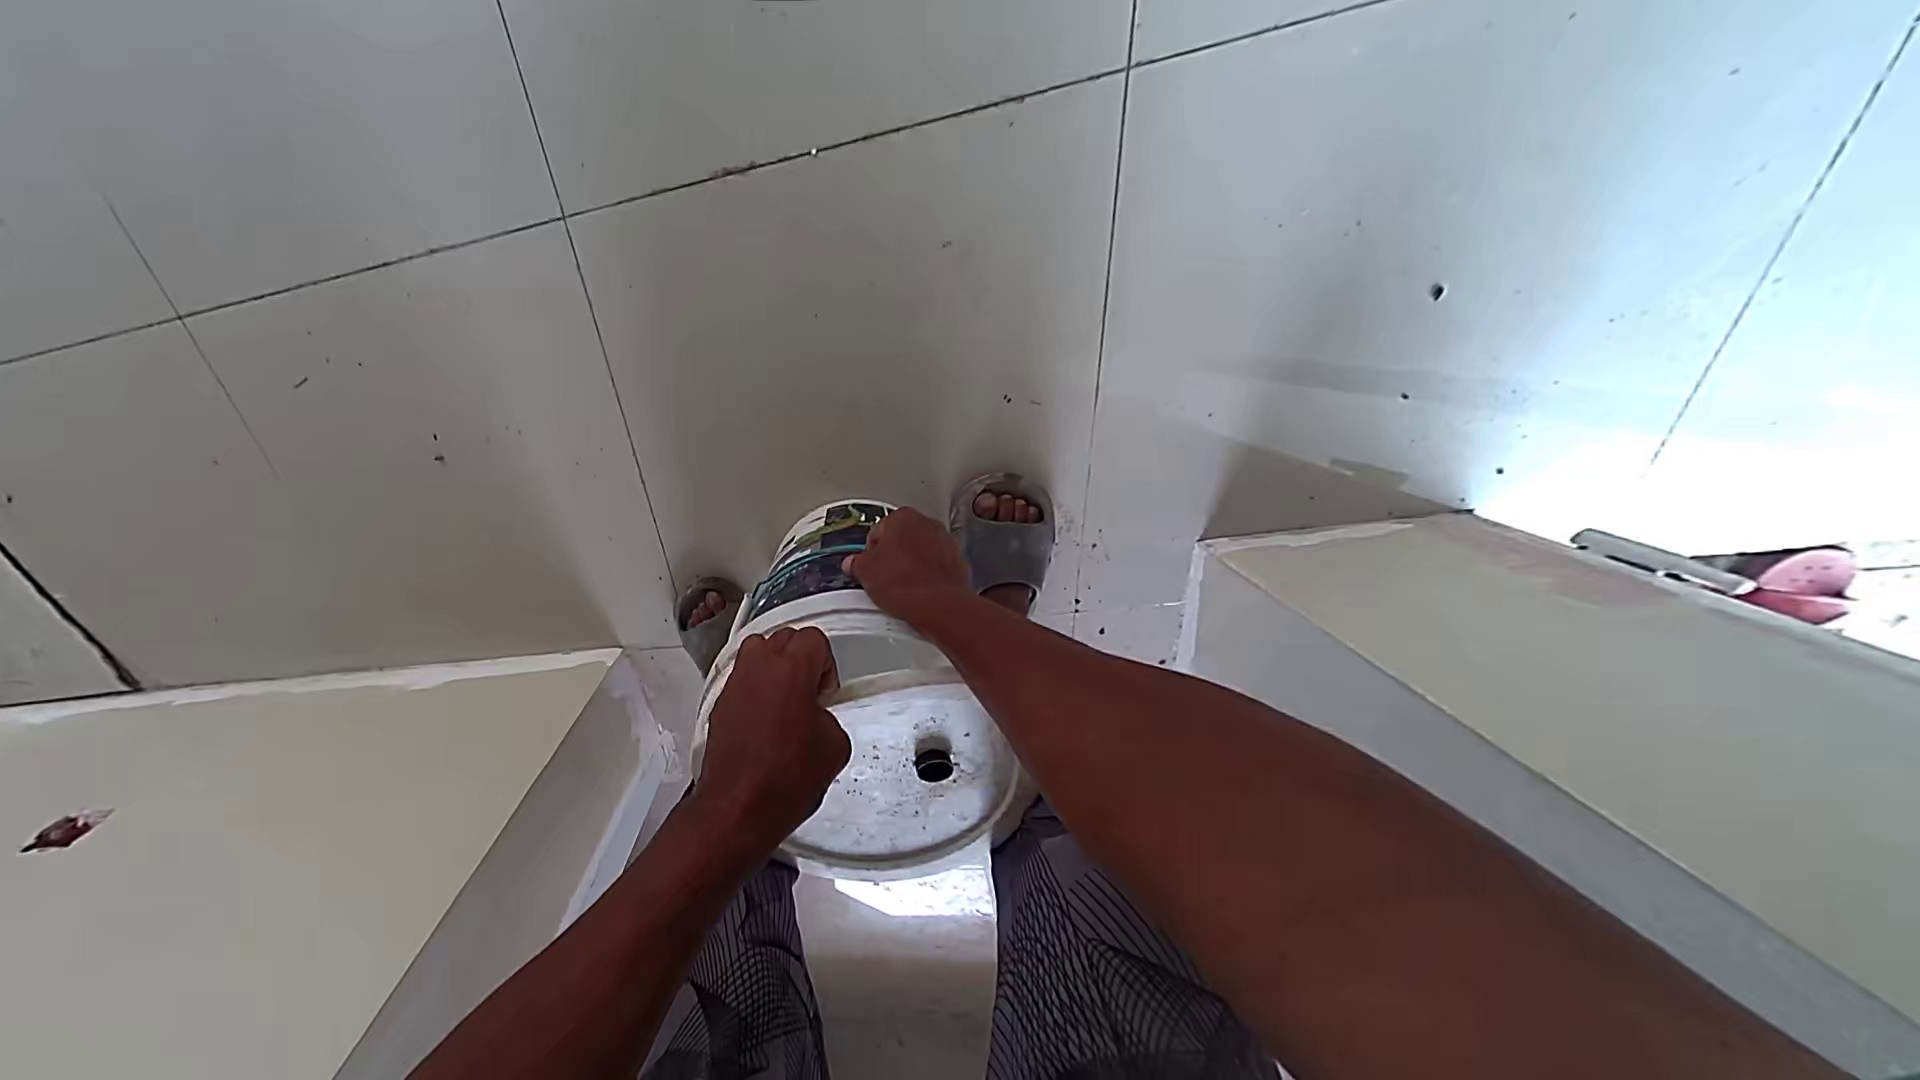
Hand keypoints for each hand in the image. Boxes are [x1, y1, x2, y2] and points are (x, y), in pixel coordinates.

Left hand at [694, 627, 850, 850]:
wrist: (737, 810)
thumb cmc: (782, 779)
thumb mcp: (834, 745)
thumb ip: (830, 716)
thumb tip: (819, 718)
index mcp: (791, 669)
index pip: (814, 639)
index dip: (826, 665)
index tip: (826, 692)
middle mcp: (758, 669)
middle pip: (785, 638)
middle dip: (802, 660)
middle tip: (811, 693)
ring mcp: (735, 685)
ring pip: (758, 652)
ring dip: (776, 667)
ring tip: (787, 700)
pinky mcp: (720, 705)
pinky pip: (743, 679)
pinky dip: (757, 688)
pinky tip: (767, 720)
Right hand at [842, 507, 974, 624]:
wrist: (938, 605)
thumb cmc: (905, 583)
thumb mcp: (865, 572)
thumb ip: (857, 562)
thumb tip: (854, 564)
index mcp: (903, 517)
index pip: (878, 531)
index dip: (871, 551)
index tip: (869, 565)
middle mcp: (927, 524)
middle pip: (902, 538)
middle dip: (894, 555)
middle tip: (884, 576)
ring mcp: (946, 542)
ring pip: (922, 551)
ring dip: (912, 565)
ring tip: (903, 586)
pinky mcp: (958, 562)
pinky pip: (937, 566)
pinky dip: (929, 576)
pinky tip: (920, 591)